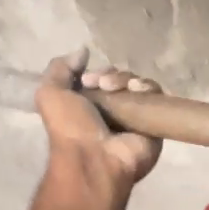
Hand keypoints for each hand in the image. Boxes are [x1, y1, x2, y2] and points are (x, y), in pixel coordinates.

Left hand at [36, 49, 163, 198]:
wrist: (95, 159)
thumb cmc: (70, 128)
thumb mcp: (50, 94)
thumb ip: (60, 68)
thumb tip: (83, 50)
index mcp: (90, 105)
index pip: (101, 78)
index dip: (96, 73)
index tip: (88, 80)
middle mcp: (114, 110)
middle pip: (122, 79)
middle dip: (113, 76)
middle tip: (104, 86)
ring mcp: (136, 117)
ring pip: (140, 85)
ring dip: (128, 79)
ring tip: (118, 90)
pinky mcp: (155, 122)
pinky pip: (158, 96)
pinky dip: (149, 88)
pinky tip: (137, 90)